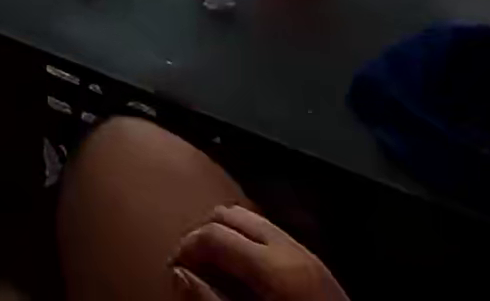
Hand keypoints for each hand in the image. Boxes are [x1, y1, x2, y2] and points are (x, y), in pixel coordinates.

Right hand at [171, 205, 346, 300]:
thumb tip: (179, 275)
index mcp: (276, 268)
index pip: (214, 232)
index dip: (187, 247)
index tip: (173, 269)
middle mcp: (292, 249)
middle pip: (230, 214)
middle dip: (204, 234)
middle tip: (190, 266)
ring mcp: (306, 254)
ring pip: (250, 220)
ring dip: (225, 236)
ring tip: (213, 268)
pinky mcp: (315, 265)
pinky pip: (269, 235)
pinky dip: (247, 244)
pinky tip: (242, 273)